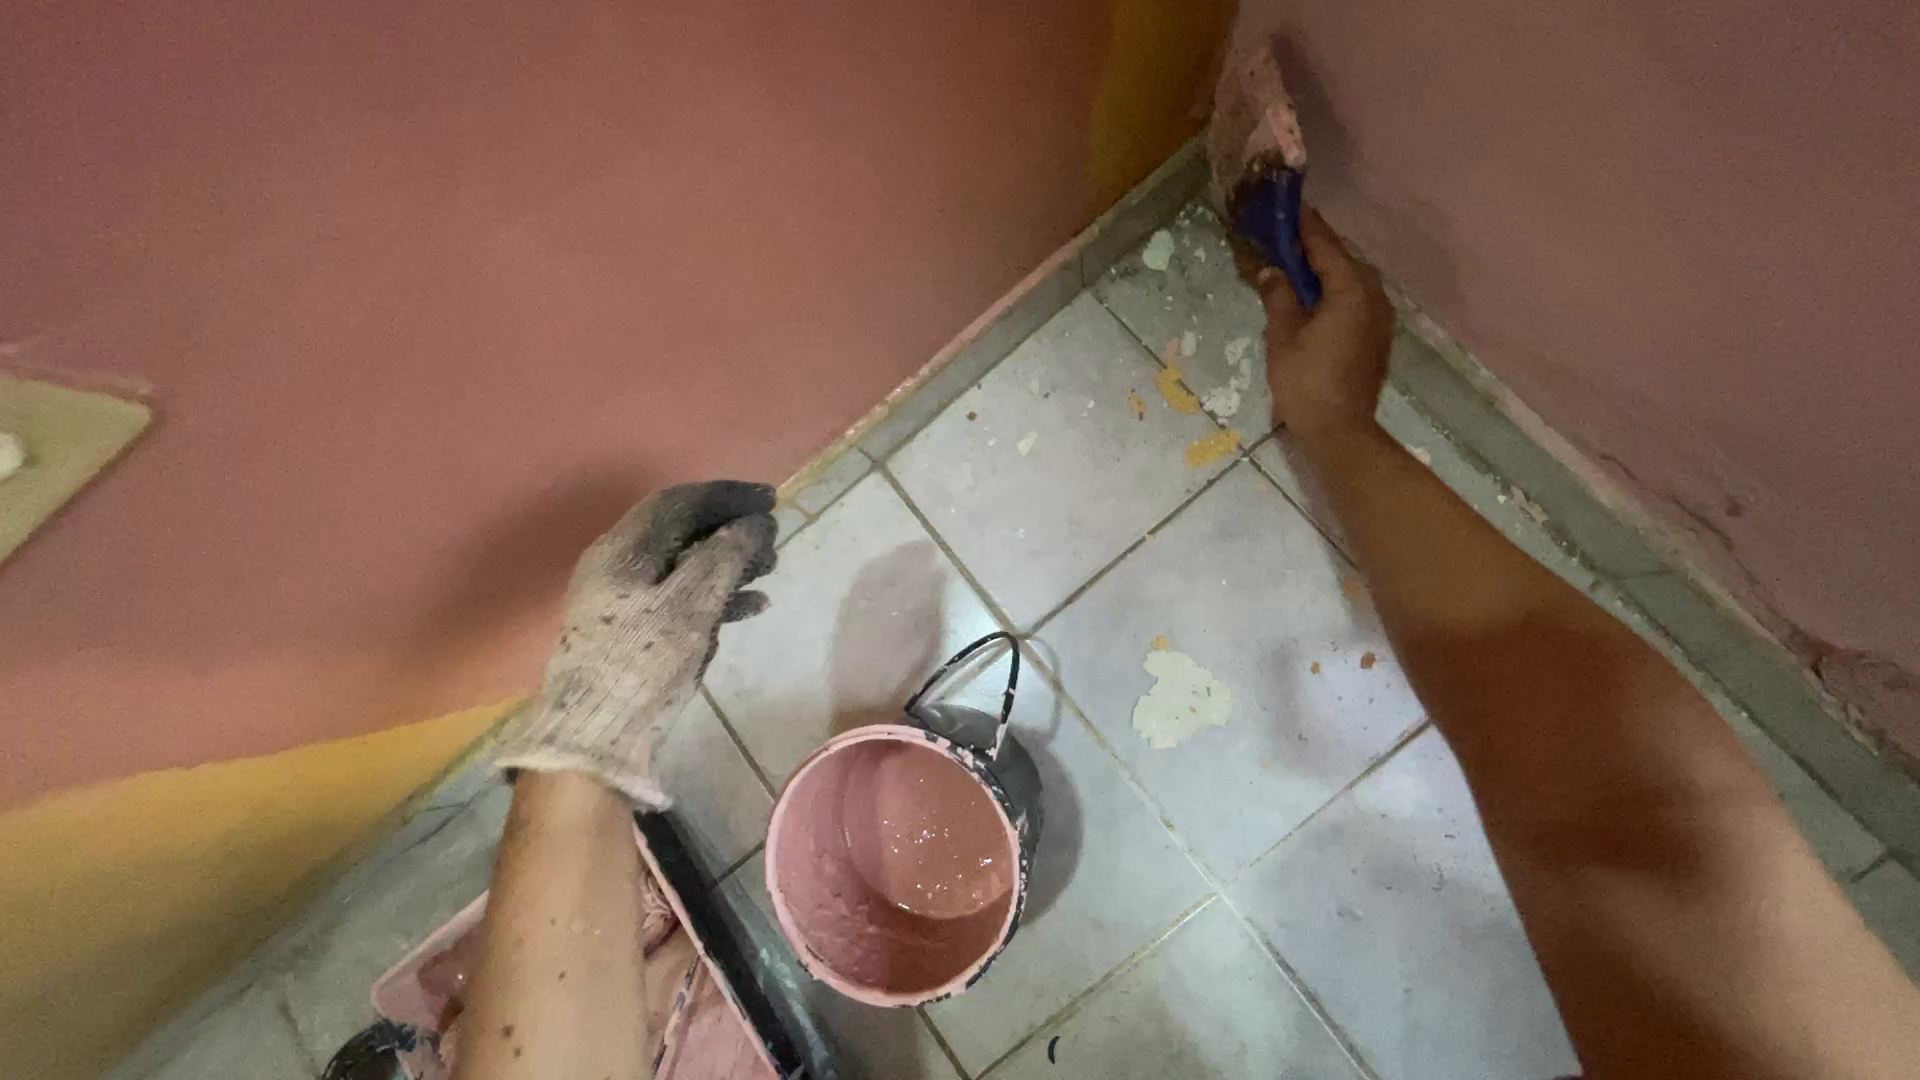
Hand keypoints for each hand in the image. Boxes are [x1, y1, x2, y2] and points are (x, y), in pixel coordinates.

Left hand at [495, 480, 777, 805]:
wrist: (594, 737)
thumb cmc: (642, 664)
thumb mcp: (690, 607)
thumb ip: (725, 558)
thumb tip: (755, 525)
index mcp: (623, 550)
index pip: (679, 502)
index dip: (727, 495)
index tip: (770, 500)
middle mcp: (619, 566)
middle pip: (683, 531)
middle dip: (732, 529)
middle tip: (774, 536)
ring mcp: (624, 600)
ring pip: (686, 564)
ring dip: (730, 561)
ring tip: (770, 568)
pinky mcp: (633, 631)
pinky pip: (682, 597)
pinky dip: (718, 595)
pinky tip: (752, 606)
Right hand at [1246, 208, 1393, 445]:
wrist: (1339, 429)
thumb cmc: (1306, 382)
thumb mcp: (1282, 337)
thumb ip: (1278, 297)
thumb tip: (1272, 270)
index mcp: (1351, 290)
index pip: (1325, 247)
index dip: (1305, 227)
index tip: (1289, 207)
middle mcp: (1373, 295)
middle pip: (1343, 261)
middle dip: (1316, 248)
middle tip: (1286, 237)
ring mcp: (1380, 317)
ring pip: (1351, 281)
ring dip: (1326, 271)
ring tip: (1297, 267)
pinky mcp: (1376, 336)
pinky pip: (1356, 300)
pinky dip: (1335, 292)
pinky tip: (1314, 299)